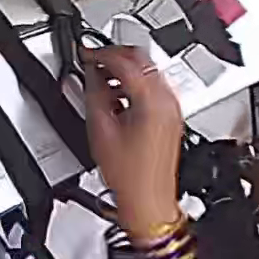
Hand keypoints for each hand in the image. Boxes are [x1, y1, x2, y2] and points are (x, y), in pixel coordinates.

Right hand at [83, 44, 183, 238]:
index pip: (125, 60)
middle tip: (93, 60)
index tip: (86, 55)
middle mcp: (167, 100)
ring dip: (124, 68)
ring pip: (148, 70)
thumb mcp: (100, 129)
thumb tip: (90, 73)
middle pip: (140, 58)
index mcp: (151, 100)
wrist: (149, 204)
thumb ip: (93, 93)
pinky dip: (134, 82)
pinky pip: (153, 86)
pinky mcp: (171, 116)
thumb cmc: (129, 177)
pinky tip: (117, 93)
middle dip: (114, 56)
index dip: (100, 54)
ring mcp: (171, 108)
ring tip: (101, 76)